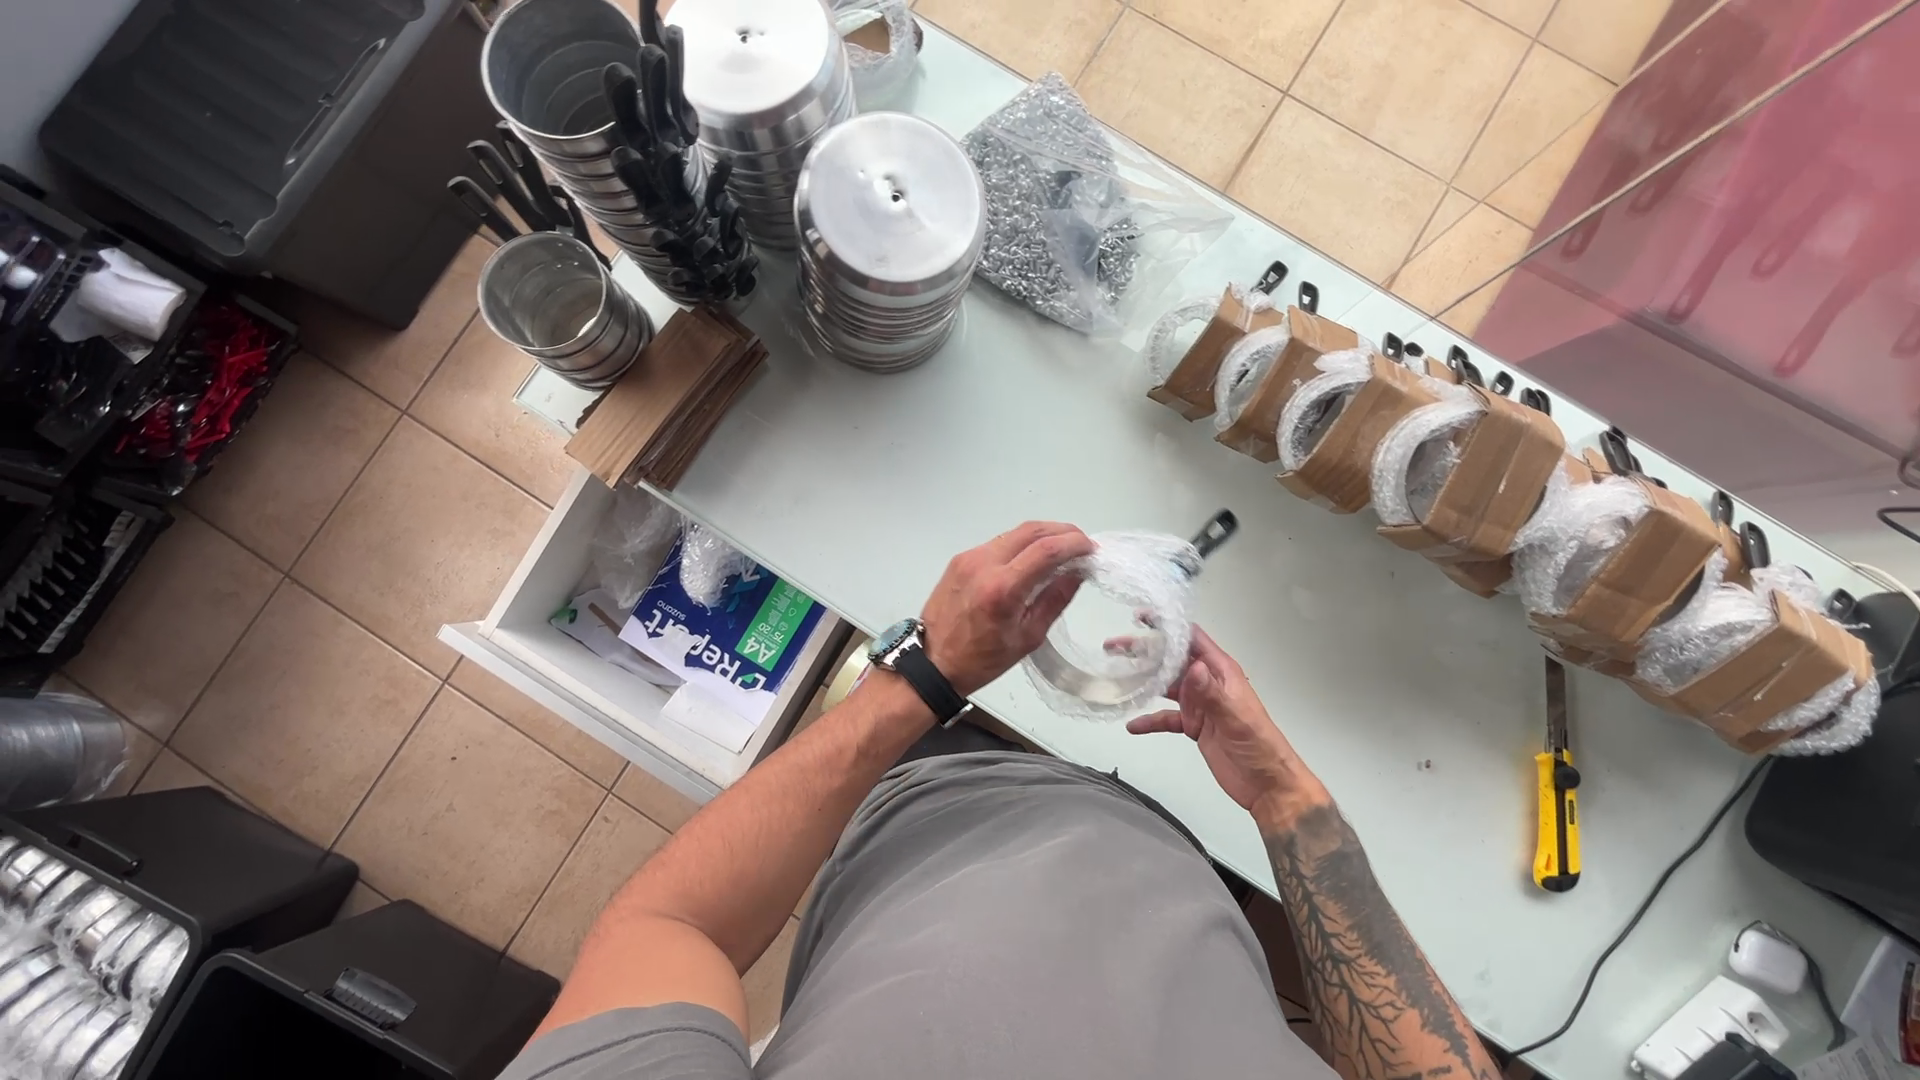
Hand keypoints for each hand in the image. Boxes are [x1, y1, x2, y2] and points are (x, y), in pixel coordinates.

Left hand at [920, 522, 1094, 695]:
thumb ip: (1054, 599)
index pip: (1046, 550)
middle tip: (1081, 543)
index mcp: (1002, 588)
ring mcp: (969, 558)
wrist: (931, 662)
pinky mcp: (960, 559)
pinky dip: (1020, 544)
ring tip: (1061, 549)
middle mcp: (984, 564)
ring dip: (1042, 535)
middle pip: (1031, 530)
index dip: (1074, 544)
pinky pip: (998, 543)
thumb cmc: (981, 659)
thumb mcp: (1028, 637)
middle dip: (1062, 531)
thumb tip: (1077, 572)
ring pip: (1014, 533)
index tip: (1091, 549)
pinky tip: (1032, 558)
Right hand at [1125, 627, 1329, 825]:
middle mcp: (1208, 683)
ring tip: (1117, 674)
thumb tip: (1194, 666)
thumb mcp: (1235, 717)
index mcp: (1221, 672)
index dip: (1168, 626)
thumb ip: (1212, 693)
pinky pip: (1166, 718)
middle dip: (1144, 651)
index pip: (1192, 639)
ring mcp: (1199, 704)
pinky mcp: (1194, 725)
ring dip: (1142, 680)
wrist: (1268, 785)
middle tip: (1115, 646)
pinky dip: (1149, 719)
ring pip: (1165, 685)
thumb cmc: (1261, 746)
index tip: (1142, 618)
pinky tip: (1133, 724)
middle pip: (1171, 660)